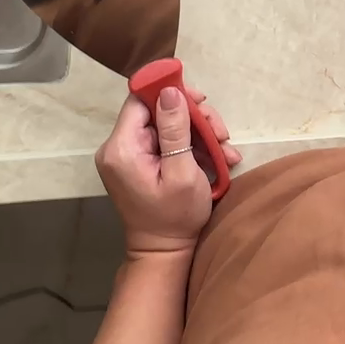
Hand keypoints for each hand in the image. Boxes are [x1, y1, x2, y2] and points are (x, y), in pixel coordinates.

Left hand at [94, 84, 242, 257]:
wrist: (165, 253)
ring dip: (201, 132)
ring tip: (225, 151)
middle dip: (194, 117)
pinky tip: (218, 157)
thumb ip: (175, 130)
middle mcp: (119, 147)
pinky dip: (194, 144)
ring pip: (169, 122)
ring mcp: (130, 154)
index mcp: (122, 148)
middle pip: (159, 109)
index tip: (199, 100)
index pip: (140, 100)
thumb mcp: (182, 171)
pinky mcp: (141, 160)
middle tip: (221, 133)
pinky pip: (169, 138)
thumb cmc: (175, 216)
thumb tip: (170, 91)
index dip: (169, 92)